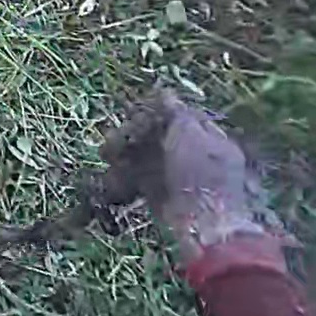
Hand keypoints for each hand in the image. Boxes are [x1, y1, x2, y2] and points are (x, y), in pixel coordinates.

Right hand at [102, 90, 268, 258]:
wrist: (202, 223)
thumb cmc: (200, 176)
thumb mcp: (191, 136)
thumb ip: (177, 113)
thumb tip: (164, 91)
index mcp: (206, 139)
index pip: (172, 116)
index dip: (150, 113)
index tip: (133, 118)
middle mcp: (189, 152)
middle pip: (149, 132)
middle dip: (128, 134)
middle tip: (114, 141)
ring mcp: (172, 171)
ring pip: (136, 151)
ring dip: (119, 152)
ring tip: (109, 158)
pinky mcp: (157, 188)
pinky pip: (132, 173)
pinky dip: (121, 173)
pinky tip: (116, 176)